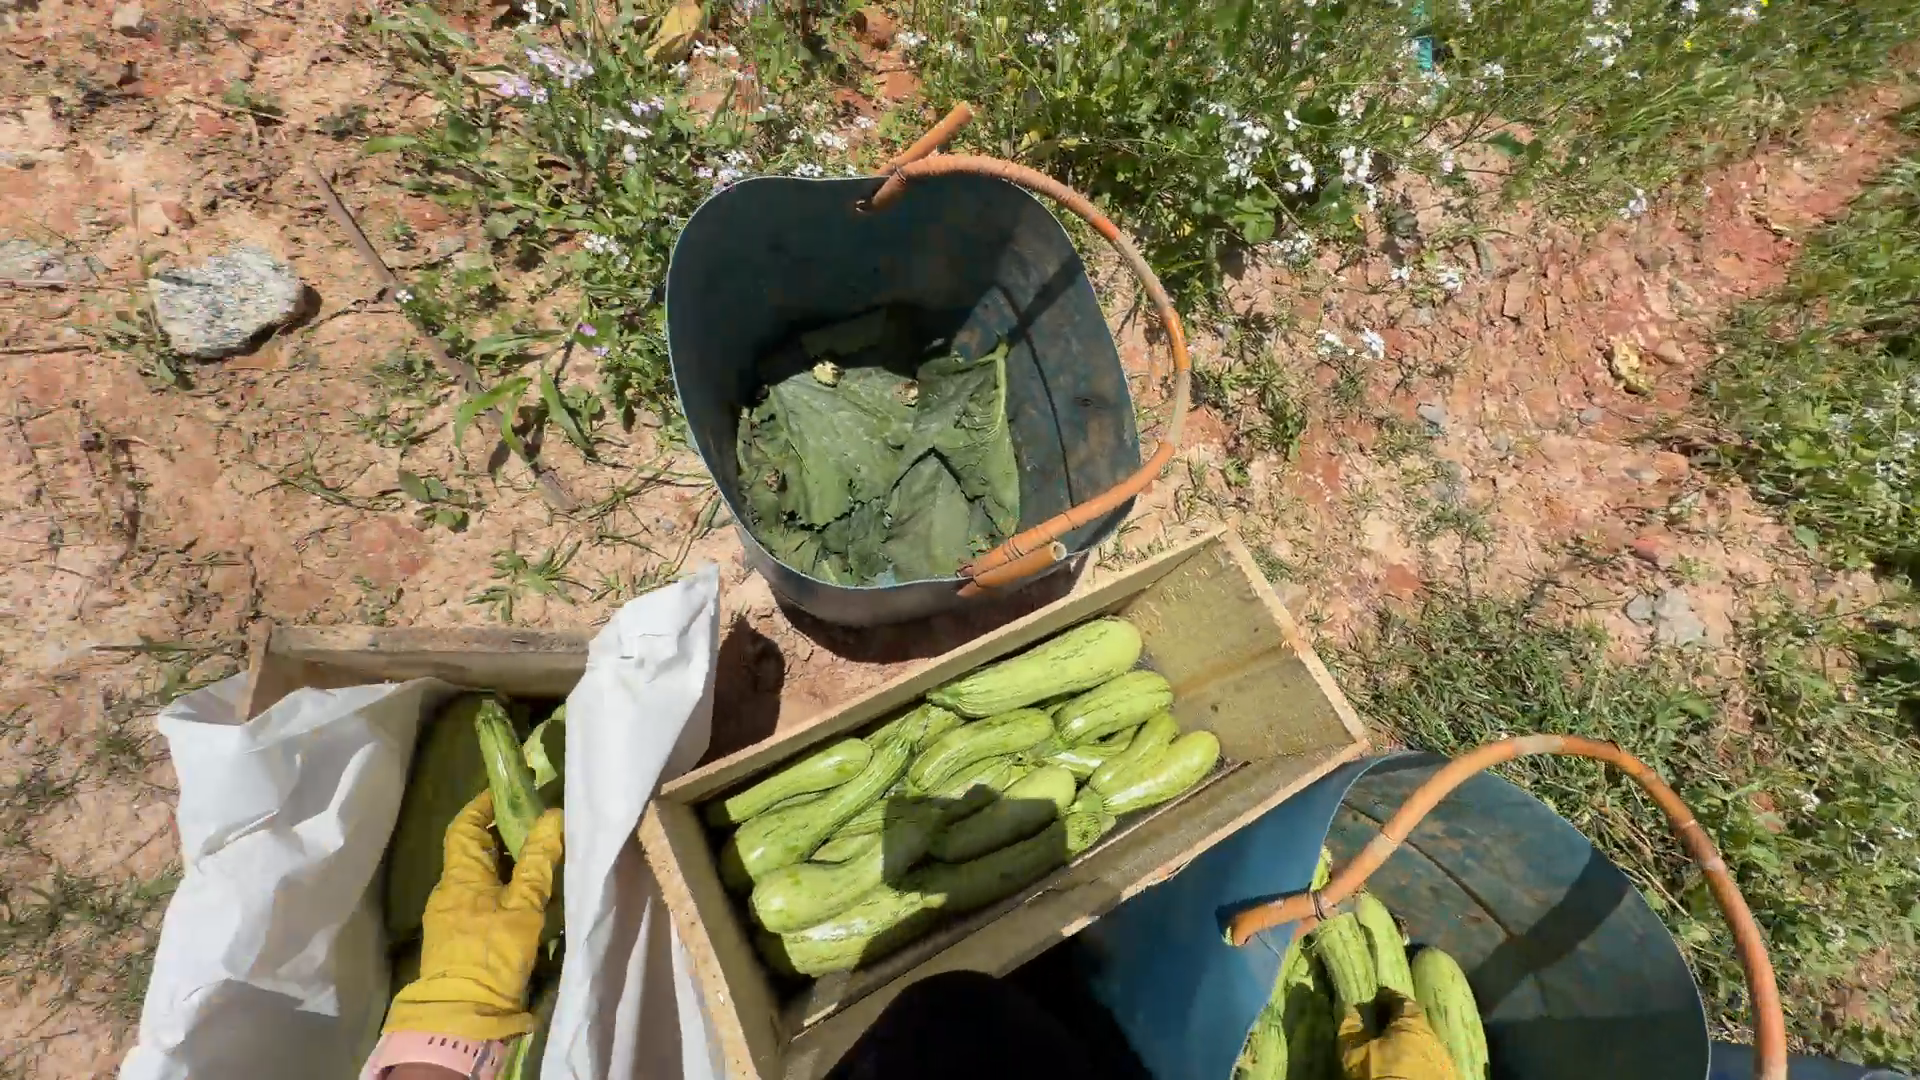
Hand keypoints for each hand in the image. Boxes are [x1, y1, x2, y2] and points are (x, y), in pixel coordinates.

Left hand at [384, 791, 562, 1041]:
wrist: (463, 1015)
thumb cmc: (492, 953)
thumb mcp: (525, 903)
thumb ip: (539, 858)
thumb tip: (552, 814)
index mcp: (460, 877)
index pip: (464, 829)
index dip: (482, 806)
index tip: (508, 790)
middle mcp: (449, 890)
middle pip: (474, 849)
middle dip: (502, 830)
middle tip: (537, 818)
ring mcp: (451, 914)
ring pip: (479, 872)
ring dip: (506, 857)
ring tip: (540, 850)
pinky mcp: (460, 934)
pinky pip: (480, 893)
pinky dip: (502, 880)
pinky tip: (527, 887)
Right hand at [1338, 990, 1457, 1079]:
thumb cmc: (1377, 1078)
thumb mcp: (1352, 1049)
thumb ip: (1352, 1023)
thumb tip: (1354, 1008)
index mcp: (1413, 1027)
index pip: (1402, 1002)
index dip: (1387, 998)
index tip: (1374, 1000)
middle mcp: (1436, 1044)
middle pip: (1417, 1025)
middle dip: (1400, 1025)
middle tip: (1381, 1027)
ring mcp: (1448, 1069)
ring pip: (1427, 1048)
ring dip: (1411, 1047)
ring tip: (1393, 1051)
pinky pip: (1432, 1067)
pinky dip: (1419, 1064)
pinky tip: (1405, 1070)